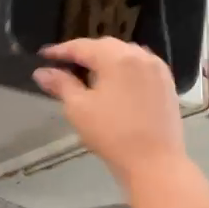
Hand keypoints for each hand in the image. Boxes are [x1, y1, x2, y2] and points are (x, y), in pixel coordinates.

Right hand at [33, 38, 185, 184]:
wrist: (153, 161)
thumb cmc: (111, 134)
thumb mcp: (78, 108)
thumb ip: (61, 85)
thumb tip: (42, 72)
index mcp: (116, 58)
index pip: (82, 47)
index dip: (61, 50)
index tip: (44, 55)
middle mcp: (140, 56)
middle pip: (106, 46)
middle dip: (84, 52)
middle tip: (65, 64)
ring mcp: (157, 69)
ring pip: (126, 54)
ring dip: (105, 58)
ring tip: (89, 72)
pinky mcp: (167, 83)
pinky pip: (141, 65)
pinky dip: (124, 67)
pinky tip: (115, 82)